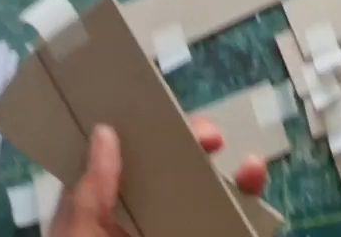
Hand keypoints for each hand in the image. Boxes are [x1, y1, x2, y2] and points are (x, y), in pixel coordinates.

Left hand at [47, 117, 268, 236]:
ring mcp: (185, 236)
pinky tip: (254, 189)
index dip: (144, 138)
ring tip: (250, 167)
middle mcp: (146, 233)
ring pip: (212, 207)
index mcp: (105, 229)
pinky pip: (236, 228)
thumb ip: (86, 198)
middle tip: (210, 138)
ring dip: (236, 180)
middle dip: (195, 151)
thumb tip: (104, 132)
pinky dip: (251, 211)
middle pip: (174, 181)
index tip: (161, 116)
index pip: (124, 173)